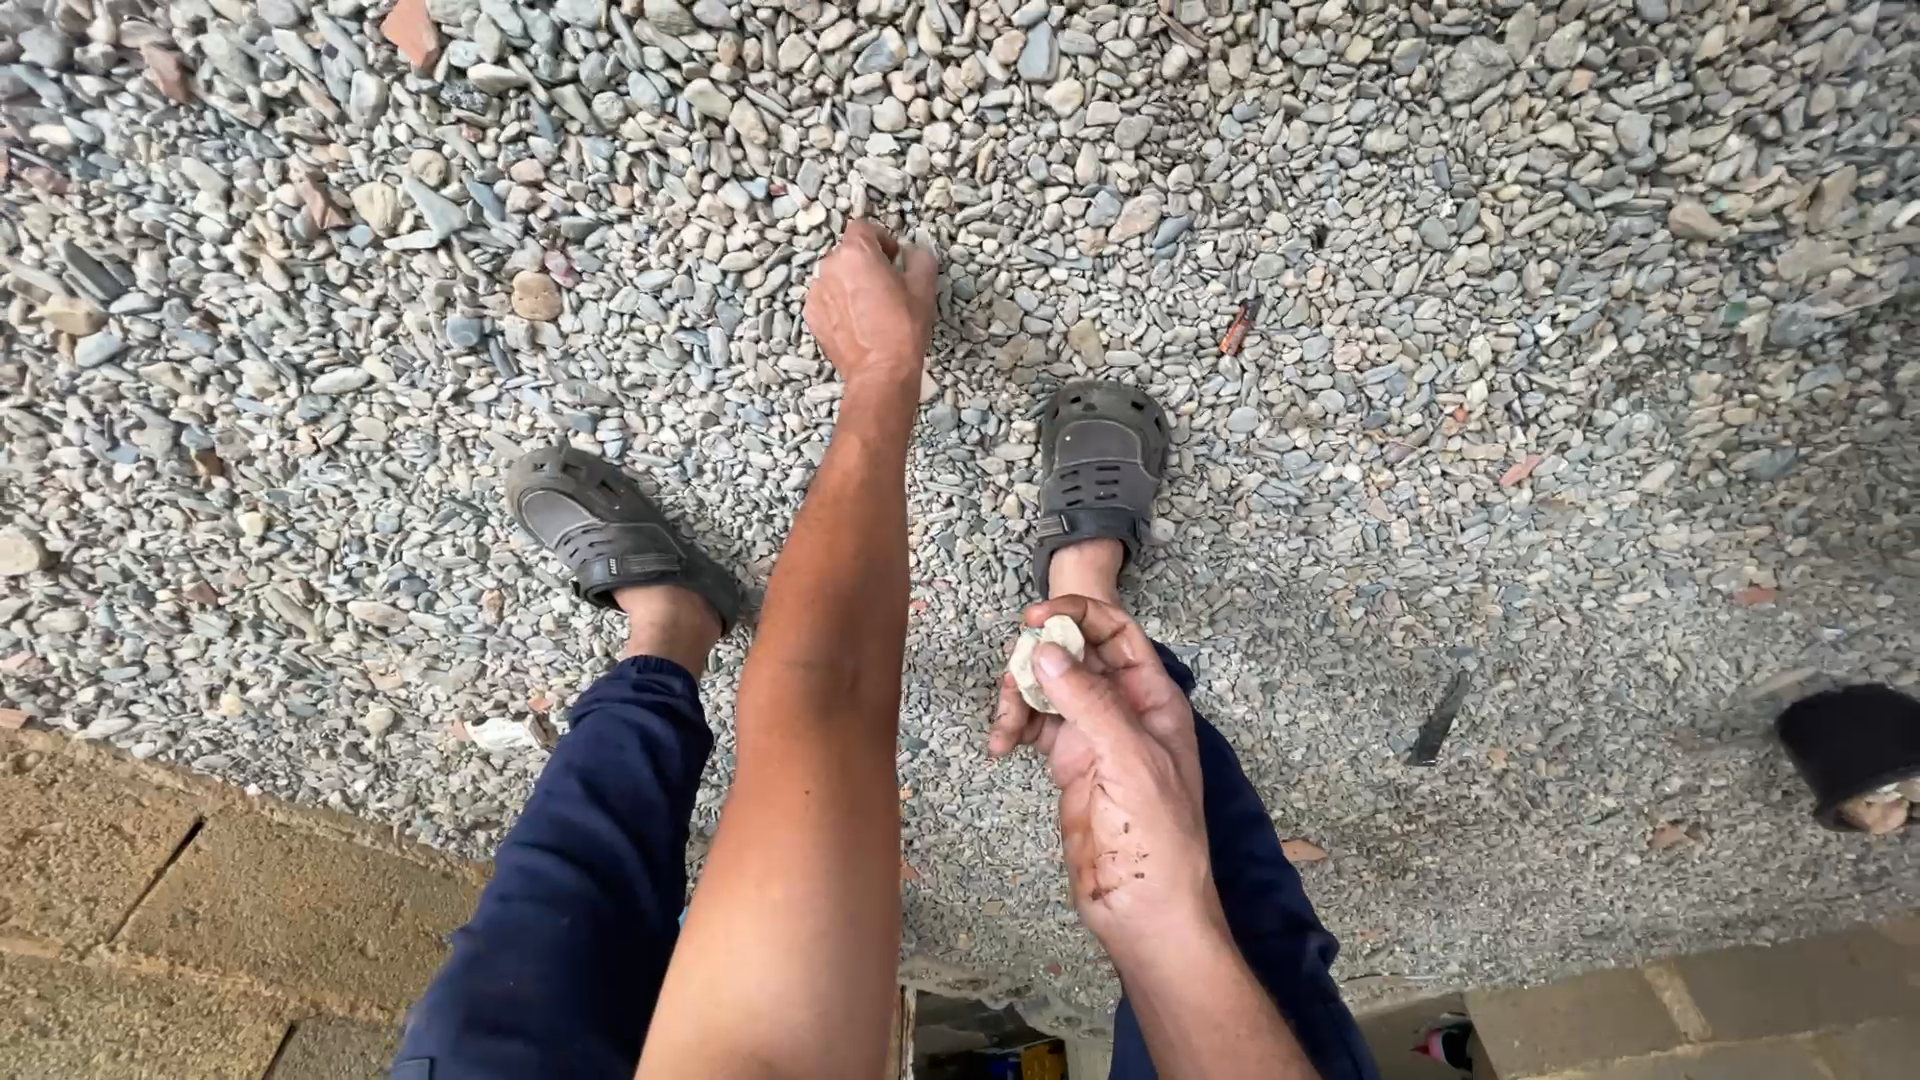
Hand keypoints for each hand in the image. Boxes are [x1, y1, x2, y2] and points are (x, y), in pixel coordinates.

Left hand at [803, 221, 937, 391]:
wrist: (881, 372)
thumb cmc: (903, 329)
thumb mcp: (924, 288)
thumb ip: (920, 258)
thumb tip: (914, 252)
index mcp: (856, 253)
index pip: (863, 227)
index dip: (881, 239)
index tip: (893, 257)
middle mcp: (829, 267)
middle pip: (848, 254)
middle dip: (866, 264)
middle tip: (886, 287)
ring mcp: (816, 292)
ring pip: (836, 278)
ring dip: (851, 285)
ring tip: (871, 310)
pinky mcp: (812, 316)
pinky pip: (827, 300)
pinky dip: (839, 306)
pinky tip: (858, 324)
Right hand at [989, 597, 1219, 958]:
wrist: (1141, 910)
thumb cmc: (1155, 836)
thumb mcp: (1129, 760)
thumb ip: (1089, 701)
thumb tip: (1044, 649)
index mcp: (1151, 697)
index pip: (1117, 632)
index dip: (1079, 614)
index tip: (1035, 618)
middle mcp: (1120, 707)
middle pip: (1073, 654)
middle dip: (1038, 659)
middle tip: (1015, 683)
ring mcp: (1090, 733)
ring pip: (1046, 686)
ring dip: (1018, 696)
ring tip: (1005, 729)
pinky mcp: (1065, 760)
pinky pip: (1032, 723)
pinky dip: (1012, 726)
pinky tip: (1000, 746)